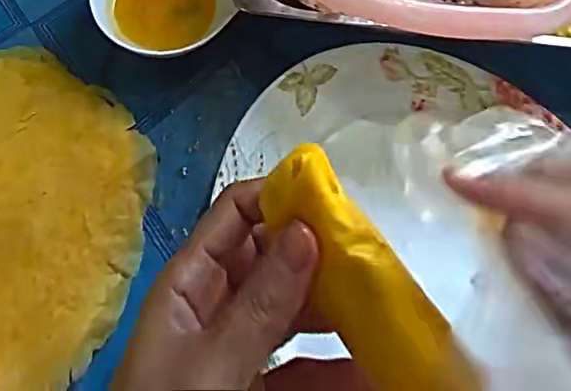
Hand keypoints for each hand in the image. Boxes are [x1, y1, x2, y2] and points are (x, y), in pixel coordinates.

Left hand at [113, 180, 365, 390]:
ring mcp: (236, 349)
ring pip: (290, 315)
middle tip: (367, 258)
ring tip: (378, 310)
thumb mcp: (213, 361)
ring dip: (333, 314)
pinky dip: (331, 370)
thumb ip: (260, 302)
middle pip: (270, 260)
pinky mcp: (253, 390)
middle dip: (317, 256)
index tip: (330, 201)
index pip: (236, 213)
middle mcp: (215, 303)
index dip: (279, 197)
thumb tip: (305, 228)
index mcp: (192, 278)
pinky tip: (369, 372)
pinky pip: (298, 370)